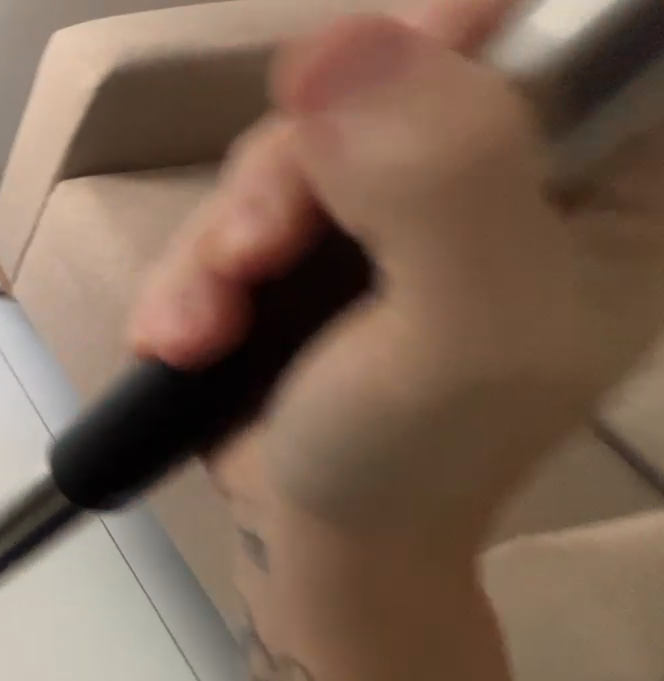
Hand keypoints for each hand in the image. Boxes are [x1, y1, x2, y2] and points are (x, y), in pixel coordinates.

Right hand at [129, 0, 663, 551]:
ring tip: (195, 335)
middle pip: (371, 86)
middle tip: (251, 259)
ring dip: (209, 247)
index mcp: (597, 166)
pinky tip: (178, 341)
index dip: (436, 38)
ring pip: (274, 158)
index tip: (341, 95)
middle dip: (283, 175)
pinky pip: (217, 222)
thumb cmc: (412, 456)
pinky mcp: (289, 256)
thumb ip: (440, 180)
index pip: (540, 28)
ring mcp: (375, 214)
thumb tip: (340, 46)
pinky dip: (181, 283)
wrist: (314, 535)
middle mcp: (488, 170)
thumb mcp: (459, 329)